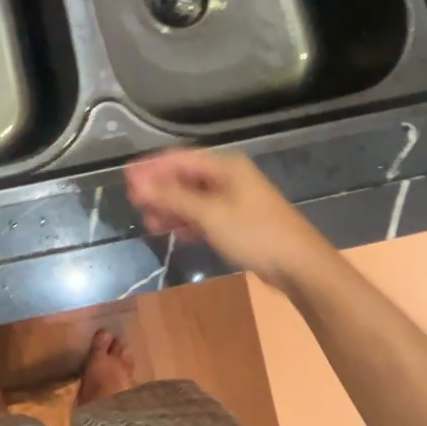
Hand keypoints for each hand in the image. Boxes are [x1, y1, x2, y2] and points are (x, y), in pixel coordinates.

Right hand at [124, 148, 342, 292]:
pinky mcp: (238, 223)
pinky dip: (188, 222)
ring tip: (149, 222)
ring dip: (171, 208)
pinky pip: (205, 216)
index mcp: (224, 167)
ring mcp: (235, 200)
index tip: (126, 177)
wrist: (300, 267)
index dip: (151, 167)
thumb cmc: (254, 233)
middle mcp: (229, 178)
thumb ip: (172, 197)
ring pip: (193, 199)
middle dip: (159, 189)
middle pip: (185, 178)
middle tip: (133, 202)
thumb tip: (139, 185)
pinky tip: (174, 234)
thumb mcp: (209, 214)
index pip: (178, 158)